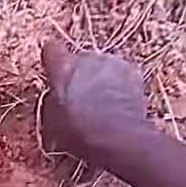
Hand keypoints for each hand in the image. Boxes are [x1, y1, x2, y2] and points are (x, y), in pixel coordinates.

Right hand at [40, 39, 158, 169]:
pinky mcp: (134, 72)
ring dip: (100, 79)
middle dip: (79, 74)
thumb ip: (52, 100)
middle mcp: (88, 57)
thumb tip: (56, 97)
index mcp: (63, 67)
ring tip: (99, 104)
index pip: (51, 49)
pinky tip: (116, 105)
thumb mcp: (52, 122)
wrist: (116, 137)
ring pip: (102, 66)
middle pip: (80, 59)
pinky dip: (118, 86)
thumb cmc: (78, 132)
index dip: (52, 59)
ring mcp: (113, 62)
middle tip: (78, 98)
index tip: (52, 69)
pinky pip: (121, 75)